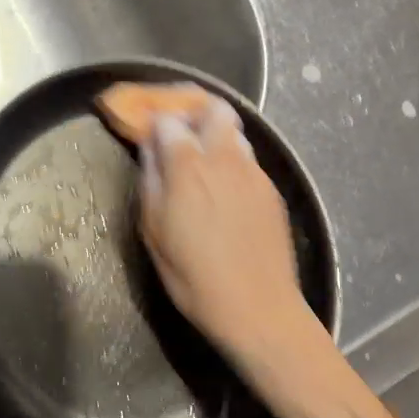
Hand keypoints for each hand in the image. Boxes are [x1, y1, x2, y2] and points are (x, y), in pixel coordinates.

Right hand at [136, 93, 306, 359]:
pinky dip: (232, 160)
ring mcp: (253, 172)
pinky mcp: (271, 189)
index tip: (147, 132)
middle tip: (179, 130)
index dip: (155, 120)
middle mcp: (223, 157)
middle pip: (213, 108)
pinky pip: (248, 159)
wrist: (259, 309)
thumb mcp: (154, 231)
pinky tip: (224, 189)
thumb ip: (150, 180)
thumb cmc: (193, 275)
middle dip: (194, 110)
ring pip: (234, 131)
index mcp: (187, 165)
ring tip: (202, 158)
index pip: (168, 119)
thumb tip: (149, 148)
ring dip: (215, 133)